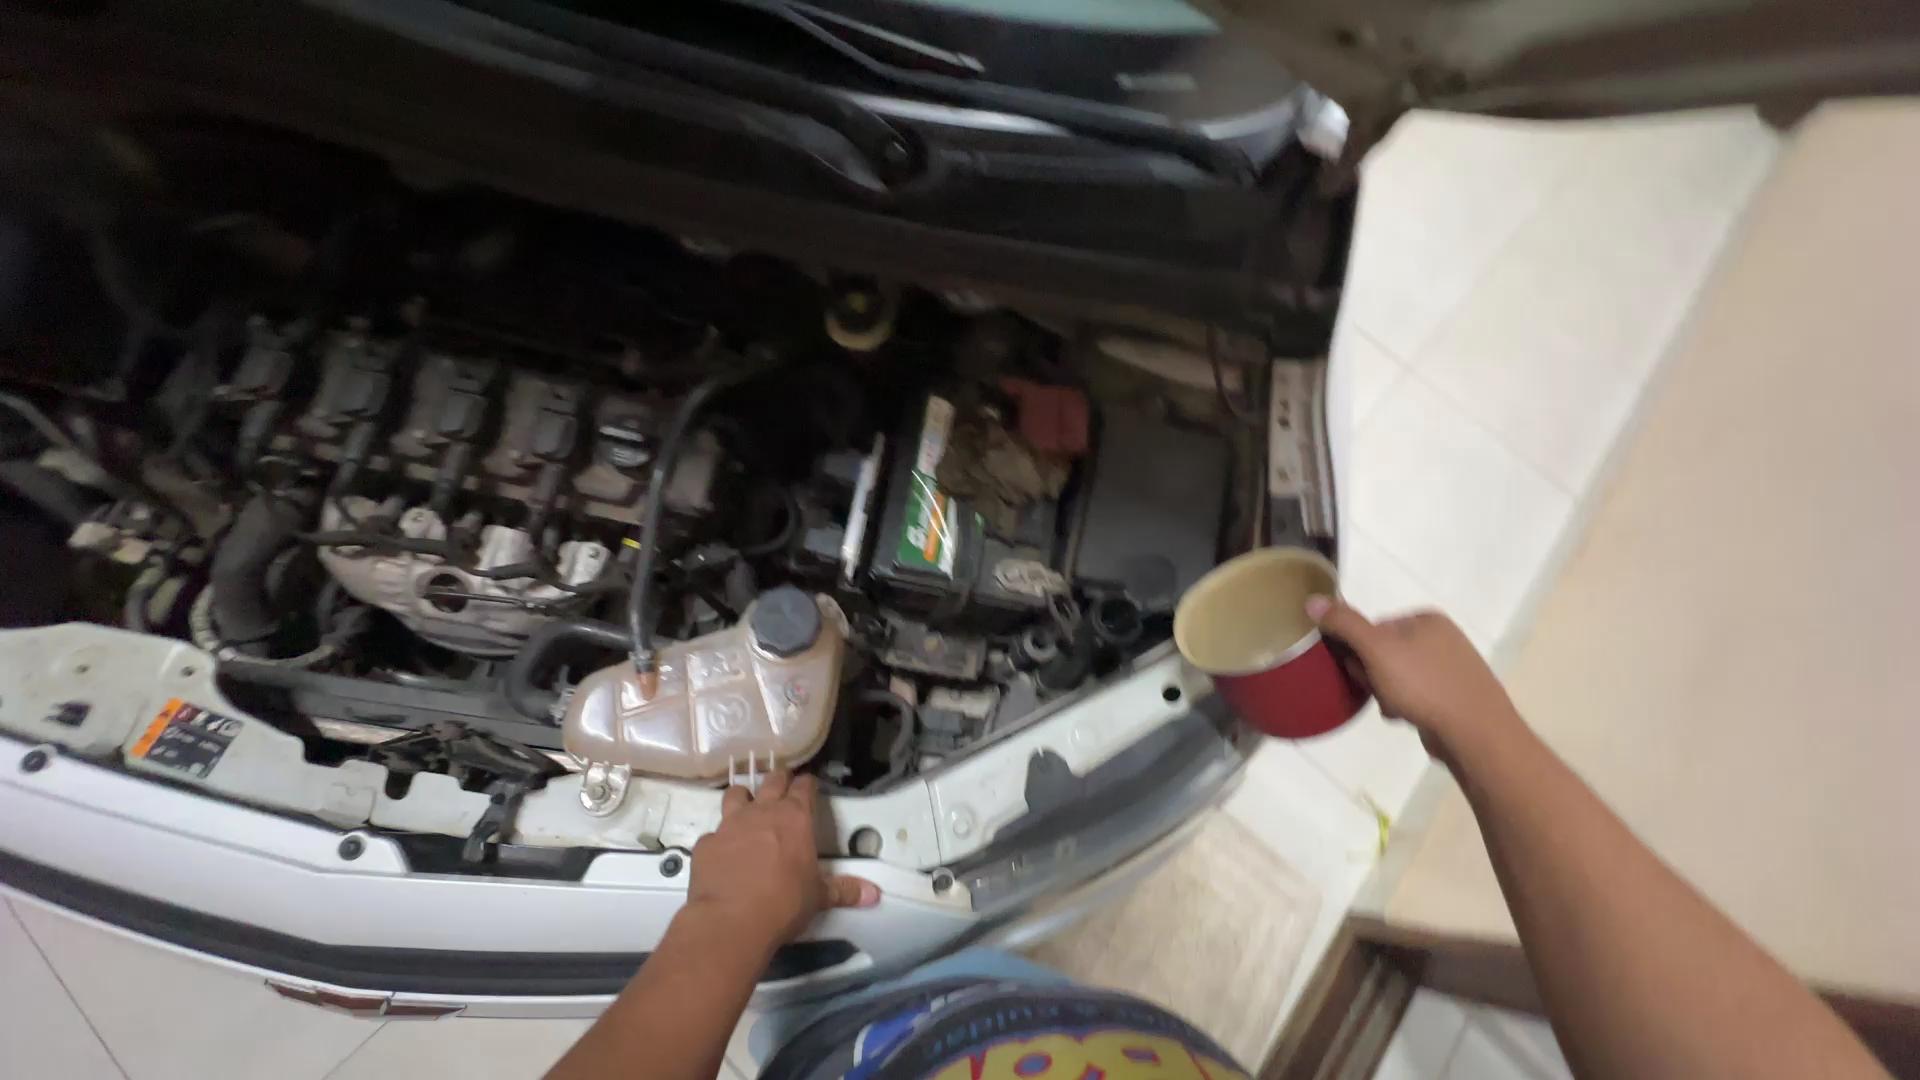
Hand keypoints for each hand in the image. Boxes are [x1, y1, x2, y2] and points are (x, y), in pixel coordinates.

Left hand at [685, 770, 878, 955]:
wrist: (730, 922)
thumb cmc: (784, 903)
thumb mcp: (818, 898)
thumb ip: (844, 890)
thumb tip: (874, 895)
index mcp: (795, 817)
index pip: (804, 786)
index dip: (808, 784)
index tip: (810, 785)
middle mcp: (763, 811)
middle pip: (772, 780)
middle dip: (779, 779)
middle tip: (783, 786)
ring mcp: (730, 824)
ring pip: (736, 793)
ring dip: (743, 797)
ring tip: (747, 809)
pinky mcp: (706, 844)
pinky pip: (713, 834)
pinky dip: (719, 840)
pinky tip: (723, 854)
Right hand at [1306, 595, 1522, 753]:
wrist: (1476, 734)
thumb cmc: (1424, 685)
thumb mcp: (1376, 650)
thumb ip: (1344, 623)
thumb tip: (1312, 600)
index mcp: (1426, 619)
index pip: (1371, 628)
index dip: (1357, 651)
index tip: (1360, 669)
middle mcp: (1442, 637)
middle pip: (1382, 652)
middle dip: (1372, 673)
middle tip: (1376, 690)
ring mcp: (1452, 666)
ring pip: (1395, 675)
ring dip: (1385, 692)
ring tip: (1393, 708)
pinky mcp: (1455, 694)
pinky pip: (1414, 693)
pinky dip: (1404, 704)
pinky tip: (1406, 716)